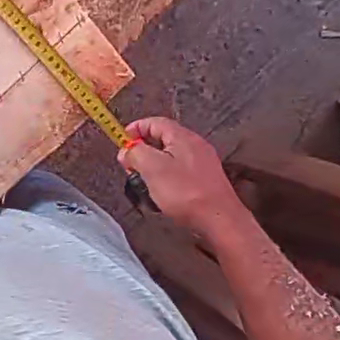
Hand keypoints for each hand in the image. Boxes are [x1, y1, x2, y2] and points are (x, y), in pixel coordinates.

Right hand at [118, 117, 244, 233]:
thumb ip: (136, 154)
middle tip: (129, 163)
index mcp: (182, 137)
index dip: (135, 128)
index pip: (155, 122)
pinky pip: (180, 168)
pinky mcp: (204, 177)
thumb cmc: (185, 192)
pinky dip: (165, 172)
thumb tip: (126, 150)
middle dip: (142, 147)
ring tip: (143, 178)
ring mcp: (202, 161)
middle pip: (163, 137)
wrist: (217, 217)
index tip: (121, 141)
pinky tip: (162, 188)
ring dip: (153, 162)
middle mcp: (195, 144)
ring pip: (171, 154)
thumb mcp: (152, 169)